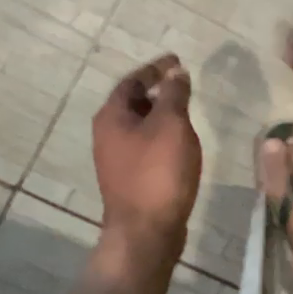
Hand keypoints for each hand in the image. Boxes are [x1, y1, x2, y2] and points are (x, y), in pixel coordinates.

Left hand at [93, 54, 202, 252]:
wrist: (146, 232)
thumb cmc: (158, 172)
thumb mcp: (171, 124)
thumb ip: (174, 94)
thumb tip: (175, 72)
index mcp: (111, 116)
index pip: (132, 81)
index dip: (155, 69)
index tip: (177, 61)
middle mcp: (106, 135)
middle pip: (131, 102)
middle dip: (156, 91)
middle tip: (182, 84)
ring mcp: (115, 160)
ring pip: (138, 126)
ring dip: (159, 115)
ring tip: (185, 110)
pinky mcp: (128, 180)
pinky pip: (144, 147)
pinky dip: (160, 137)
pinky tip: (179, 143)